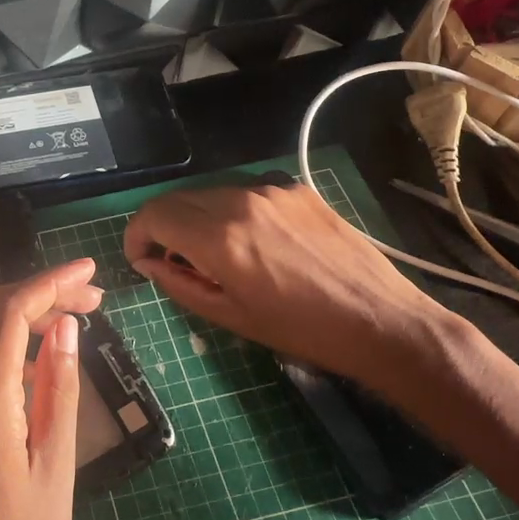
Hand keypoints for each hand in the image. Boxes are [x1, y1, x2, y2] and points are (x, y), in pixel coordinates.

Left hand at [0, 260, 104, 519]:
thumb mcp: (56, 468)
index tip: (89, 272)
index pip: (9, 314)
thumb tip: (65, 326)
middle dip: (38, 292)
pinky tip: (37, 356)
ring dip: (19, 313)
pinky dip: (2, 341)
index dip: (49, 282)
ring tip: (71, 319)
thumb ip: (58, 389)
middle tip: (91, 299)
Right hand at [123, 183, 451, 387]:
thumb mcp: (232, 317)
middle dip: (164, 226)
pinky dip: (232, 211)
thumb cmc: (302, 330)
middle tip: (172, 259)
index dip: (136, 234)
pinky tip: (254, 241)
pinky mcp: (295, 189)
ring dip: (197, 216)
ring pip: (210, 192)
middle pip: (177, 199)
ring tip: (215, 253)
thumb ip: (179, 284)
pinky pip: (245, 192)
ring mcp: (270, 190)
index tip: (141, 258)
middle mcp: (239, 202)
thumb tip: (149, 263)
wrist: (382, 320)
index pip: (154, 215)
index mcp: (219, 238)